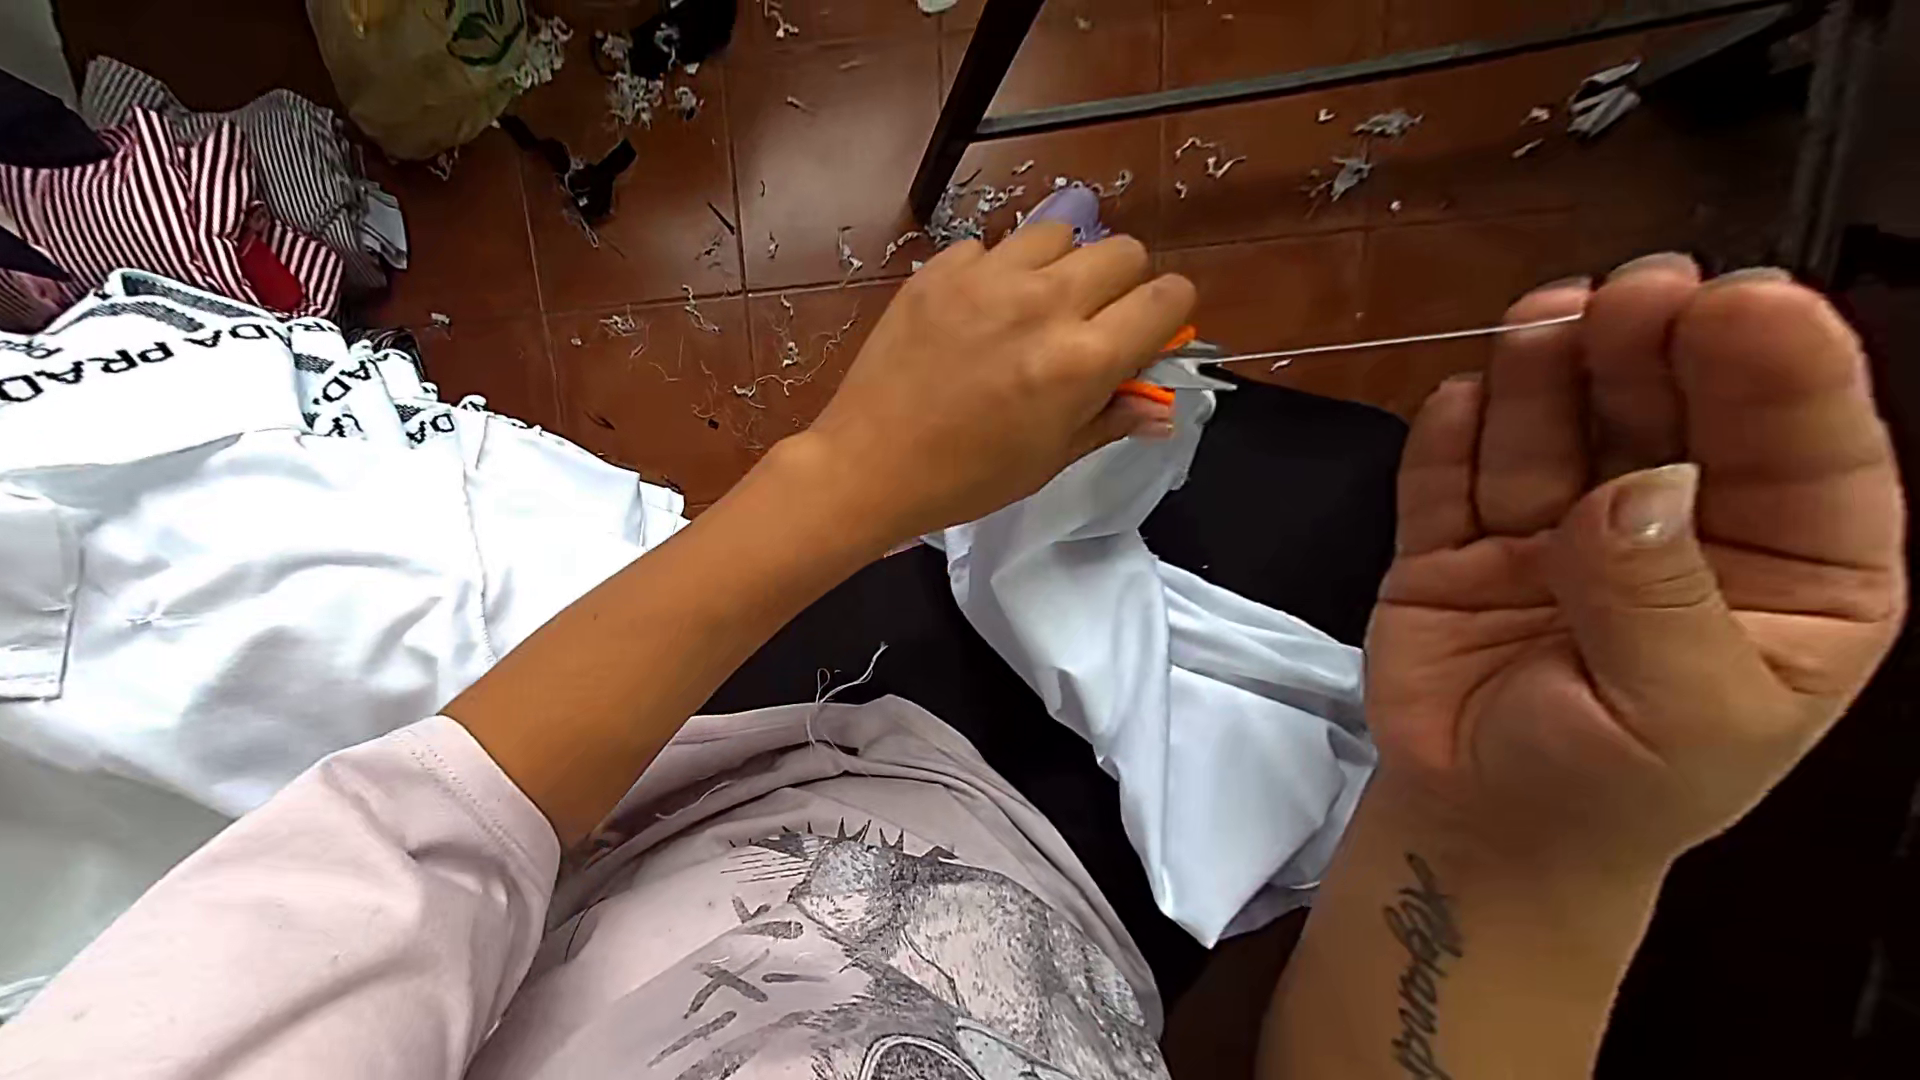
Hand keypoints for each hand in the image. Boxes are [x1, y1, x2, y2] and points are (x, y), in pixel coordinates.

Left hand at [798, 224, 1195, 542]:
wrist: (870, 465)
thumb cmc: (965, 479)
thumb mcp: (1048, 460)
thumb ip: (1111, 419)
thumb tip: (1160, 406)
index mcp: (1080, 361)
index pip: (1167, 299)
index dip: (1169, 314)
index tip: (1149, 332)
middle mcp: (1042, 303)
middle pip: (1122, 251)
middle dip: (1122, 287)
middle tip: (1090, 324)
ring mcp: (986, 277)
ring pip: (1059, 232)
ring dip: (1061, 267)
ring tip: (1032, 308)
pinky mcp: (939, 270)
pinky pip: (992, 246)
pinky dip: (998, 271)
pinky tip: (976, 312)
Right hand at [1366, 256, 1905, 872]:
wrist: (1475, 813)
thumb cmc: (1609, 783)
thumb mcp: (1681, 713)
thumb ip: (1660, 599)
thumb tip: (1624, 490)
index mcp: (1769, 576)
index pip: (1794, 458)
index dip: (1773, 374)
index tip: (1736, 301)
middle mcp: (1650, 535)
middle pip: (1652, 424)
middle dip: (1642, 353)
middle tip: (1628, 291)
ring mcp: (1533, 538)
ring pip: (1537, 441)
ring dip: (1539, 377)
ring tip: (1541, 318)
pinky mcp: (1443, 551)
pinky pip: (1441, 486)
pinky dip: (1447, 441)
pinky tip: (1462, 396)